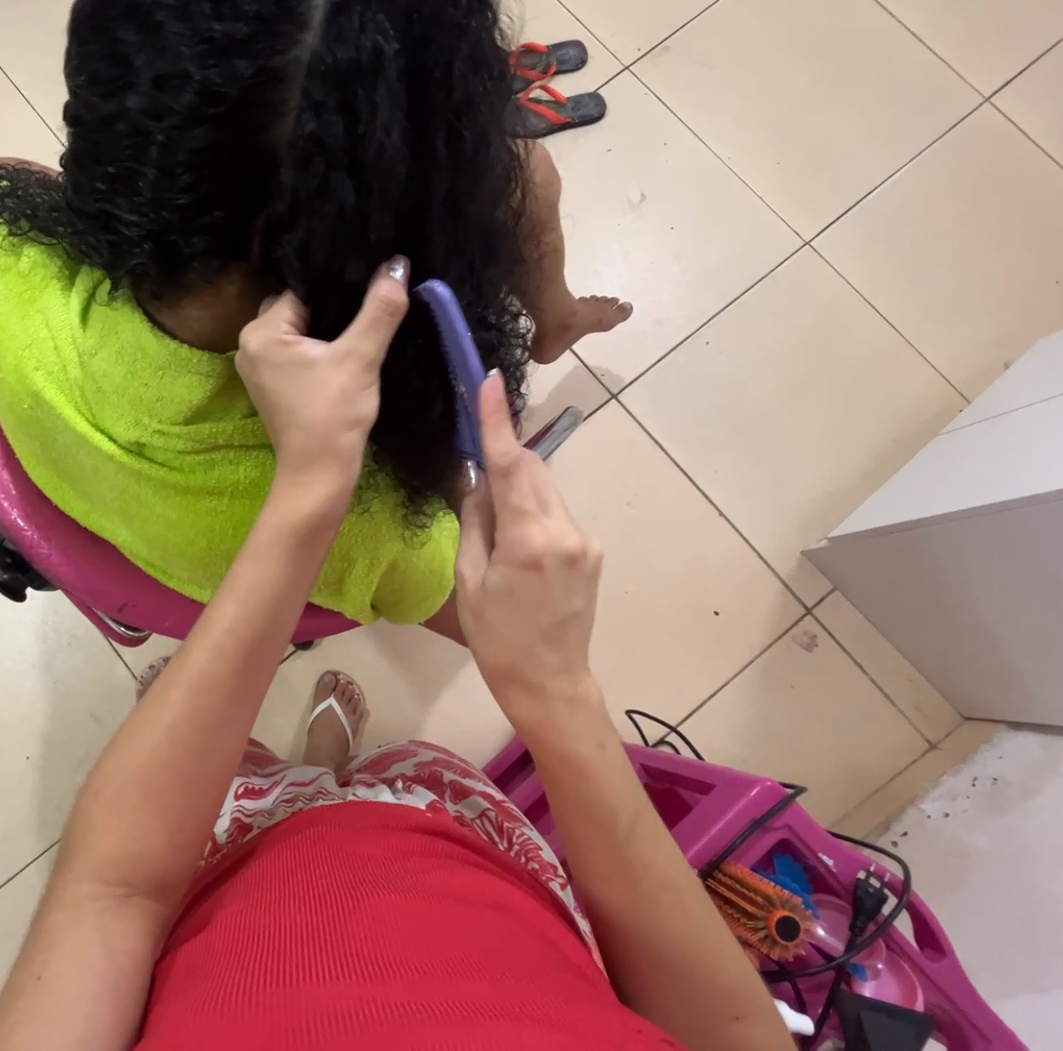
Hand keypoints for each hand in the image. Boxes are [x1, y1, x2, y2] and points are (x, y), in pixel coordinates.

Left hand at [236, 258, 409, 497]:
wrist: (319, 473)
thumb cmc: (334, 415)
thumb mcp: (361, 357)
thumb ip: (380, 308)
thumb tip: (396, 263)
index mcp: (261, 332)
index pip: (303, 289)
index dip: (338, 289)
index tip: (367, 289)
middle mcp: (249, 345)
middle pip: (298, 308)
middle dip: (331, 310)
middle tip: (365, 311)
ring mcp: (256, 368)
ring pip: (297, 331)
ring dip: (325, 331)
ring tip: (357, 330)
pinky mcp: (269, 386)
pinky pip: (294, 353)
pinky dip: (316, 351)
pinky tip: (343, 354)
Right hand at [455, 373, 604, 719]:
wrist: (549, 682)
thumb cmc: (496, 638)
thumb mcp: (470, 580)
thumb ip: (476, 522)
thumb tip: (478, 480)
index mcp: (529, 541)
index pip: (512, 465)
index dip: (497, 421)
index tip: (491, 381)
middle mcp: (566, 531)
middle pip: (533, 470)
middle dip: (504, 461)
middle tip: (474, 478)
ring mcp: (585, 540)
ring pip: (545, 490)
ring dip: (517, 490)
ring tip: (494, 531)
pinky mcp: (592, 550)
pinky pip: (555, 512)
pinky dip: (531, 512)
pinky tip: (516, 546)